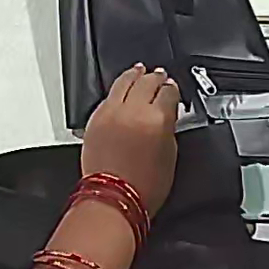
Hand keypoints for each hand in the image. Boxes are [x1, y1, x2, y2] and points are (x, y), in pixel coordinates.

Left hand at [81, 64, 179, 216]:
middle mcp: (133, 111)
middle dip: (156, 77)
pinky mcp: (95, 119)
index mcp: (157, 119)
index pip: (169, 92)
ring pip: (123, 82)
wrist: (113, 198)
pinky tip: (121, 89)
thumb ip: (169, 128)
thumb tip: (167, 116)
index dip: (173, 89)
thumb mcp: (170, 155)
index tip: (173, 89)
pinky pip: (108, 97)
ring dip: (134, 74)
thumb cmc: (143, 187)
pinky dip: (117, 90)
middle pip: (146, 81)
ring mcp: (111, 113)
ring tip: (139, 70)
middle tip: (160, 75)